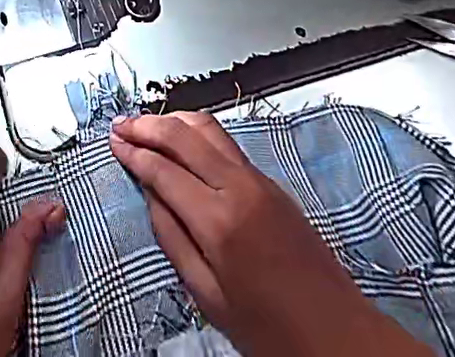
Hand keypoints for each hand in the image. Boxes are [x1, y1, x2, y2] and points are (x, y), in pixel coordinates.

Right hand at [110, 112, 429, 356]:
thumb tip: (149, 194)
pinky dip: (194, 131)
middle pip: (181, 135)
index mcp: (218, 221)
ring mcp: (258, 180)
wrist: (341, 336)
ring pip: (206, 127)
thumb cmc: (270, 329)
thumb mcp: (207, 295)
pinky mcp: (270, 182)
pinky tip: (181, 140)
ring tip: (145, 124)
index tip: (113, 143)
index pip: (162, 169)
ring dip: (171, 120)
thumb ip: (171, 237)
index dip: (133, 153)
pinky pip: (224, 141)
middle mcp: (238, 188)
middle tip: (120, 125)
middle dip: (145, 126)